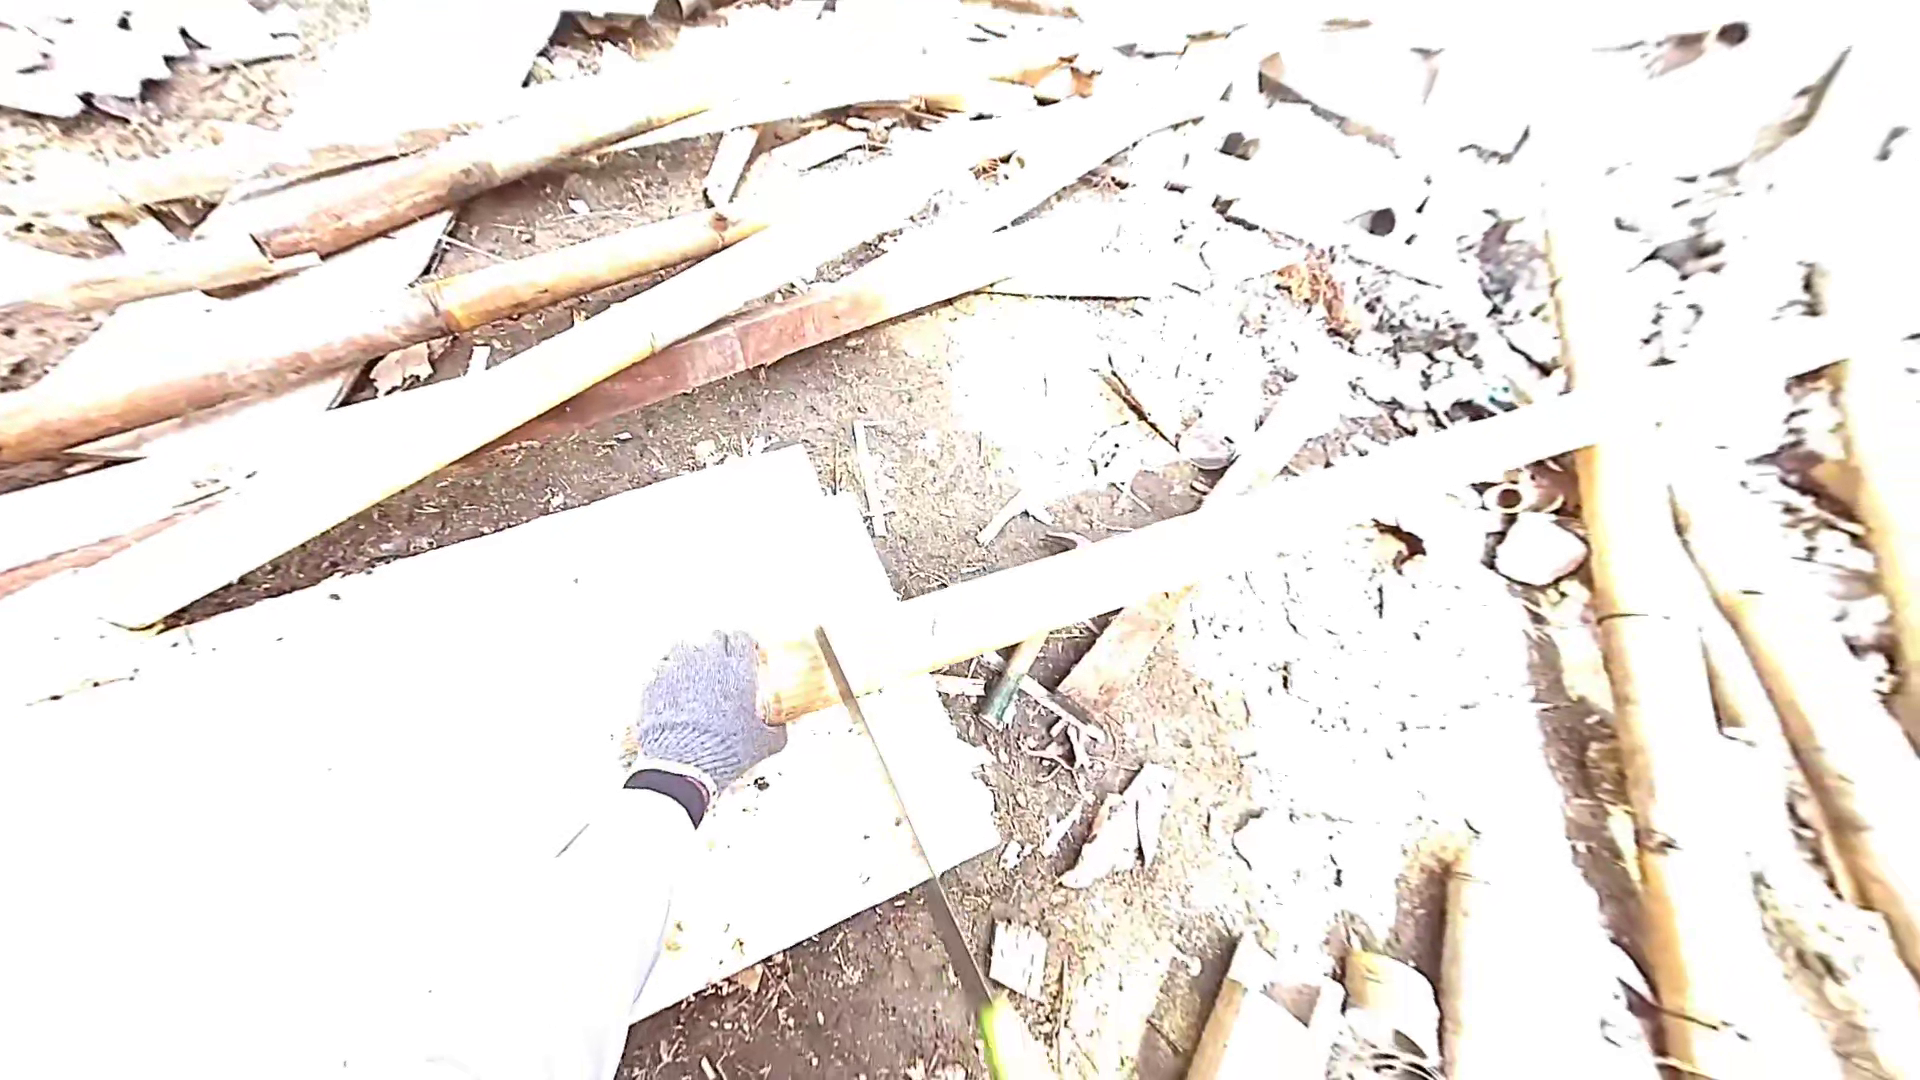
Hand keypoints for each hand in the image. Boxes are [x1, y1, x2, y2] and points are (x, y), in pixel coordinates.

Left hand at [631, 631, 786, 791]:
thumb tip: (781, 728)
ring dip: (692, 657)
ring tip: (695, 675)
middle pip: (715, 637)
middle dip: (720, 648)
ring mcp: (679, 670)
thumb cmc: (725, 751)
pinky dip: (668, 677)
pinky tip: (673, 693)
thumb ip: (778, 729)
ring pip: (685, 647)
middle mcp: (709, 662)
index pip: (743, 637)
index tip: (748, 655)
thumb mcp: (765, 743)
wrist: (681, 767)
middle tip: (723, 665)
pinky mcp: (655, 685)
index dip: (746, 645)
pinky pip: (661, 670)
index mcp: (739, 669)